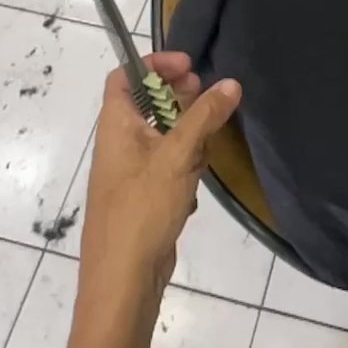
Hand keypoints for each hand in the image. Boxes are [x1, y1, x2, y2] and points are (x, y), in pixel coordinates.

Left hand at [76, 53, 241, 297]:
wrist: (123, 283)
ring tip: (208, 141)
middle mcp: (119, 144)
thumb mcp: (178, 156)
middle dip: (179, 96)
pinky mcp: (146, 197)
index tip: (188, 66)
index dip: (153, 64)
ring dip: (187, 132)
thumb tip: (231, 83)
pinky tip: (198, 180)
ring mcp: (132, 172)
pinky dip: (186, 163)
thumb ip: (204, 116)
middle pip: (147, 103)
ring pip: (162, 135)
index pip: (123, 77)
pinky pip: (169, 164)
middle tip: (209, 97)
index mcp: (115, 127)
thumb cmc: (142, 210)